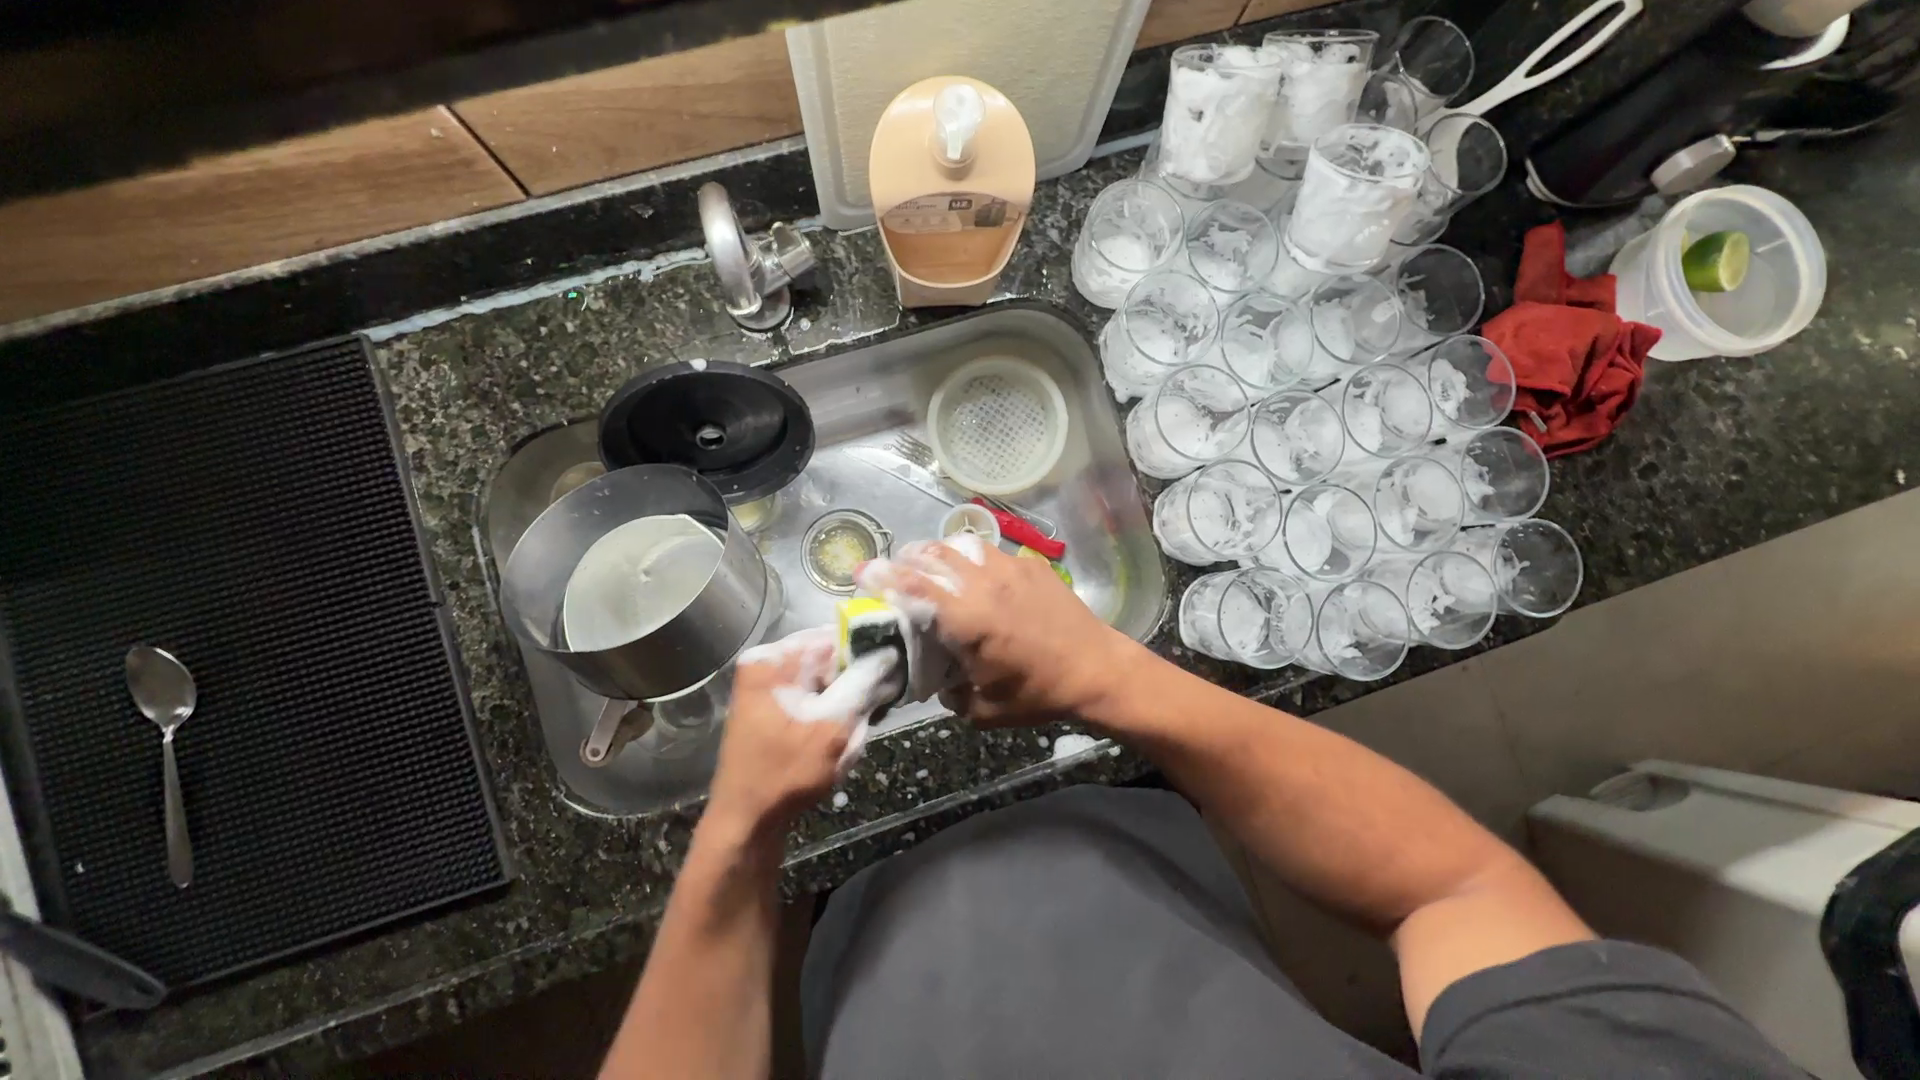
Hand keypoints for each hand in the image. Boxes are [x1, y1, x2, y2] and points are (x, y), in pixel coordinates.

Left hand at [706, 628, 887, 840]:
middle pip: (832, 658)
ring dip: (849, 705)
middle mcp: (767, 664)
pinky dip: (836, 715)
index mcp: (772, 658)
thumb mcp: (832, 726)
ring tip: (853, 734)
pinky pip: (818, 699)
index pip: (835, 634)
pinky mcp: (777, 709)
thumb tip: (891, 651)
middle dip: (858, 684)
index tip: (897, 670)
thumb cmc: (785, 773)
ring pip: (829, 681)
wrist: (747, 822)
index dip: (869, 650)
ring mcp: (770, 687)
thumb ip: (863, 682)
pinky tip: (843, 740)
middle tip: (875, 710)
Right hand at [855, 540, 1148, 727]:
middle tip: (893, 571)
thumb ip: (951, 695)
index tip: (862, 572)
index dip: (884, 576)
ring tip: (930, 565)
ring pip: (962, 545)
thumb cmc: (1039, 694)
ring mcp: (1011, 569)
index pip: (916, 586)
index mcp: (969, 618)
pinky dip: (972, 557)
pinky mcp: (1032, 566)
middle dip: (906, 559)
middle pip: (934, 555)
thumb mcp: (984, 709)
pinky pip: (992, 551)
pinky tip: (975, 574)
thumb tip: (938, 685)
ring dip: (939, 553)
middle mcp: (985, 584)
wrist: (1098, 671)